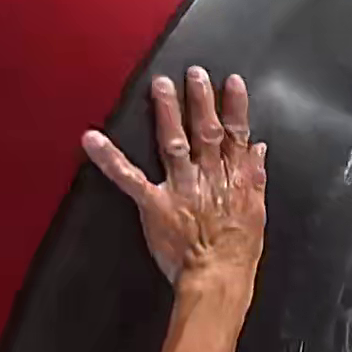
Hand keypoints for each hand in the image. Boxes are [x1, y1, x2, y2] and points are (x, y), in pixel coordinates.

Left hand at [82, 67, 266, 288]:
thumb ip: (256, 176)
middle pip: (206, 132)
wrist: (217, 278)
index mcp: (236, 178)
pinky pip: (130, 179)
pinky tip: (93, 138)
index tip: (231, 82)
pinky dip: (110, 159)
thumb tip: (258, 146)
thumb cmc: (240, 248)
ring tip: (160, 86)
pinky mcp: (155, 205)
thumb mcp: (258, 209)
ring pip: (174, 144)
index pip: (237, 135)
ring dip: (167, 114)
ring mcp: (182, 188)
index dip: (235, 107)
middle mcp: (210, 177)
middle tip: (193, 73)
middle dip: (201, 101)